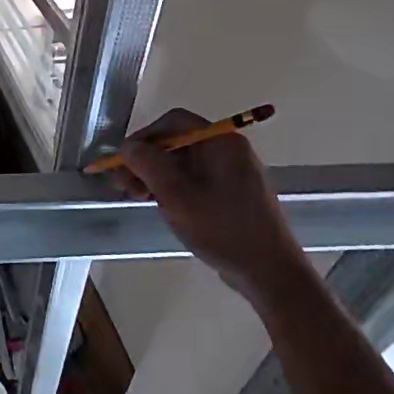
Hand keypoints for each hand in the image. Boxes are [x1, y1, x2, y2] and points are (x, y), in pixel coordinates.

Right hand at [107, 109, 312, 301]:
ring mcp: (233, 172)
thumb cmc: (223, 229)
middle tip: (123, 185)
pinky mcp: (233, 193)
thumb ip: (149, 165)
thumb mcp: (177, 196)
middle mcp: (229, 149)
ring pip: (185, 162)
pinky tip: (160, 204)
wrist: (269, 271)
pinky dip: (174, 187)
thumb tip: (129, 146)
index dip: (144, 136)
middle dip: (147, 159)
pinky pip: (197, 179)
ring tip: (136, 197)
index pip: (174, 122)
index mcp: (220, 141)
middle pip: (178, 141)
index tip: (123, 160)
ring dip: (157, 175)